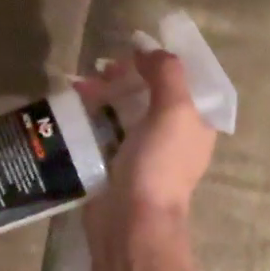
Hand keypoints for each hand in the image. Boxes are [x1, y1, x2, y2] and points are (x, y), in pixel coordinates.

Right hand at [81, 49, 217, 251]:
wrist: (132, 221)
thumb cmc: (159, 164)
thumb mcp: (174, 110)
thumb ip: (166, 73)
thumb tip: (148, 49)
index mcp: (196, 120)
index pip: (182, 78)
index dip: (158, 59)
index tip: (132, 49)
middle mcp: (172, 132)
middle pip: (148, 90)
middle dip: (124, 74)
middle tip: (100, 69)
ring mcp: (141, 149)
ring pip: (122, 108)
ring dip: (102, 92)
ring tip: (78, 86)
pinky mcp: (114, 162)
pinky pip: (103, 129)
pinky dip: (89, 115)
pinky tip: (72, 107)